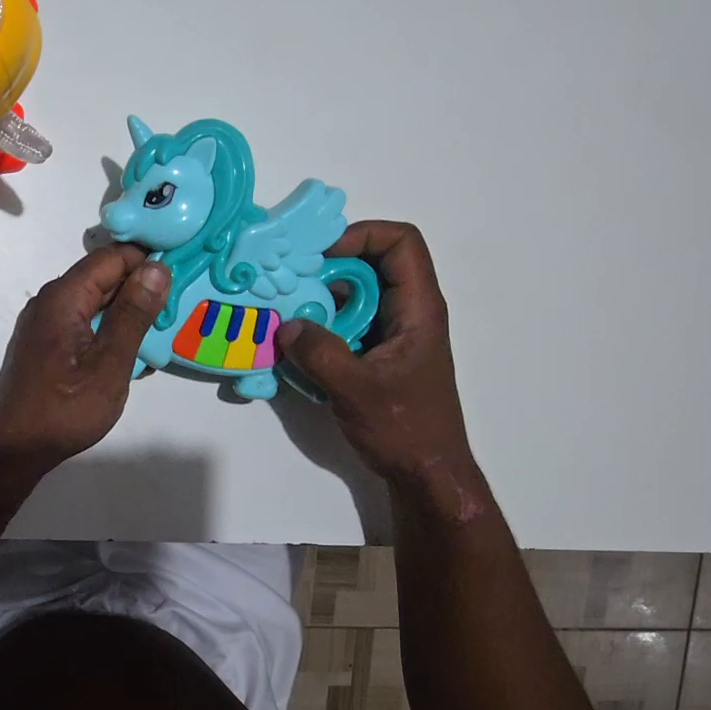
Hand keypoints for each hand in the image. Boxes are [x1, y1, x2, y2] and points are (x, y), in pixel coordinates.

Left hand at [0, 245, 171, 473]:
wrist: (15, 450)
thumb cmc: (64, 411)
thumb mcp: (109, 365)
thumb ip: (134, 315)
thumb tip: (157, 268)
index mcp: (63, 298)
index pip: (111, 257)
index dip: (147, 260)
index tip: (181, 276)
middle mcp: (48, 303)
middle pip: (102, 279)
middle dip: (140, 291)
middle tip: (174, 314)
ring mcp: (43, 326)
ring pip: (94, 305)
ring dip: (126, 318)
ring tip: (156, 342)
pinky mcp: (44, 347)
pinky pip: (82, 327)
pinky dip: (107, 336)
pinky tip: (129, 361)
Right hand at [275, 222, 476, 489]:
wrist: (425, 473)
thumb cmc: (404, 428)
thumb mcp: (356, 390)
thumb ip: (318, 353)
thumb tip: (286, 326)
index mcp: (418, 309)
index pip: (400, 243)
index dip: (361, 236)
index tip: (318, 257)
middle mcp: (407, 314)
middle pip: (371, 267)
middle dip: (328, 272)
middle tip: (289, 287)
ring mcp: (391, 337)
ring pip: (354, 300)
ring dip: (319, 304)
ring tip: (284, 317)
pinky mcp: (375, 359)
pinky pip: (346, 329)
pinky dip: (320, 331)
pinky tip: (294, 349)